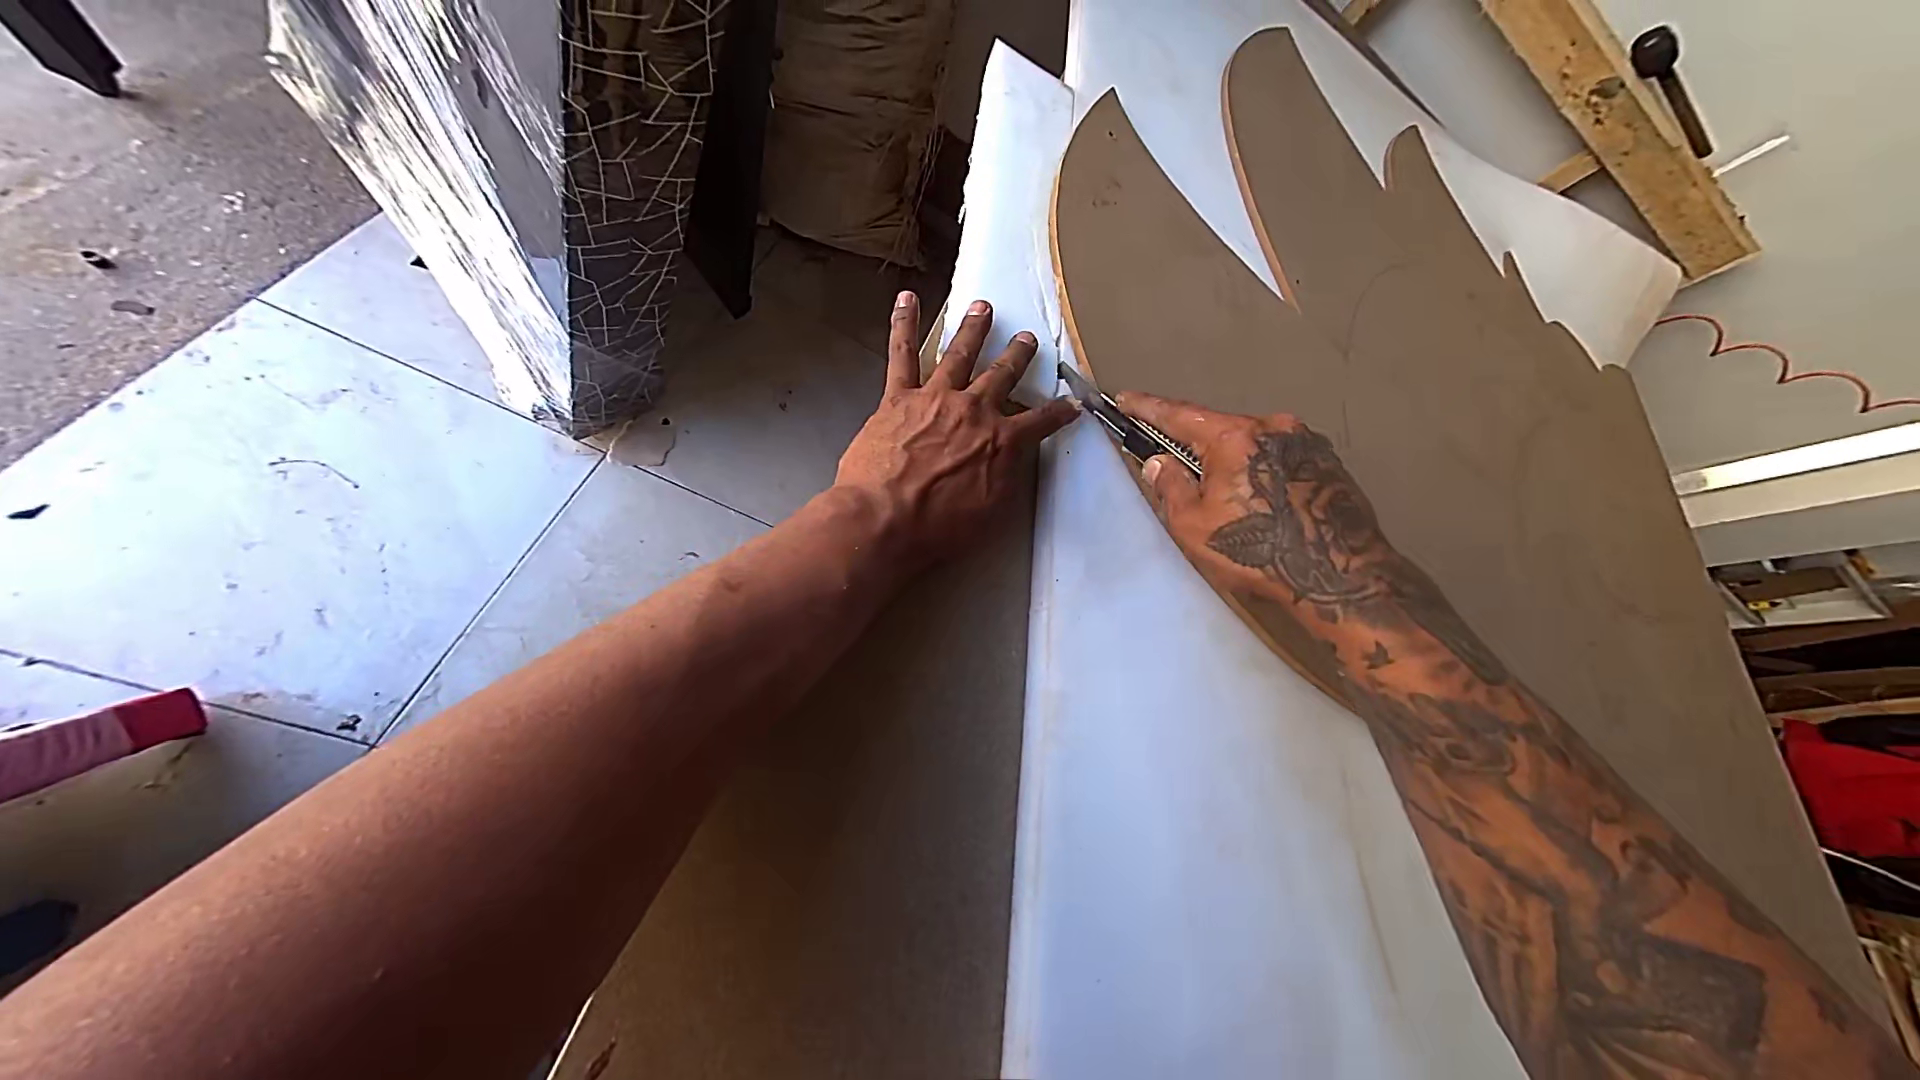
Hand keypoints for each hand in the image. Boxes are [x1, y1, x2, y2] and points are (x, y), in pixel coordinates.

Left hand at [834, 293, 1077, 569]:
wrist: (884, 519)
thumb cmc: (938, 527)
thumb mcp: (991, 512)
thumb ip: (1006, 477)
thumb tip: (1015, 457)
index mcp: (1000, 441)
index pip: (1039, 422)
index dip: (1058, 413)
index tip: (1071, 404)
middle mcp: (973, 411)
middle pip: (1002, 376)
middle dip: (1017, 356)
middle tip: (1026, 338)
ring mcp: (936, 398)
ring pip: (959, 355)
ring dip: (973, 330)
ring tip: (982, 308)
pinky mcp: (898, 397)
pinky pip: (901, 354)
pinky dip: (904, 323)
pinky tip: (907, 298)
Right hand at [1115, 391, 1398, 611]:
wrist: (1341, 577)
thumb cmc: (1258, 553)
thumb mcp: (1193, 526)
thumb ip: (1170, 486)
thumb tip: (1158, 463)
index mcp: (1234, 437)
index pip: (1178, 414)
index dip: (1147, 407)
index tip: (1126, 399)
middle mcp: (1273, 427)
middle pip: (1218, 431)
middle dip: (1194, 447)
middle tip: (1176, 471)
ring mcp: (1306, 442)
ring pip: (1250, 446)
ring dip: (1231, 464)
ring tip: (1225, 502)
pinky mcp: (1328, 462)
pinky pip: (1277, 459)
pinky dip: (1259, 472)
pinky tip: (1259, 505)